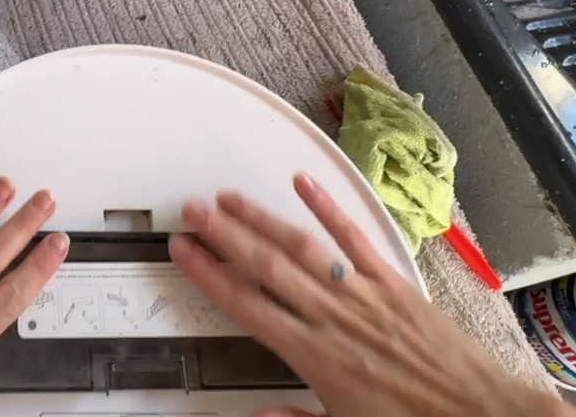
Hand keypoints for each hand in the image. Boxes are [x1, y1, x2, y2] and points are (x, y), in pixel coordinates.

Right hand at [168, 173, 575, 416]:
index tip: (183, 250)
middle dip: (224, 234)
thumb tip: (250, 414)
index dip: (210, 275)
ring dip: (261, 218)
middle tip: (192, 208)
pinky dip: (327, 208)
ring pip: (301, 246)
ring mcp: (362, 293)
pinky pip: (354, 239)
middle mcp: (331, 316)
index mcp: (316, 357)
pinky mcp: (392, 282)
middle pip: (266, 266)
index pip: (248, 306)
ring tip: (229, 196)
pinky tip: (302, 182)